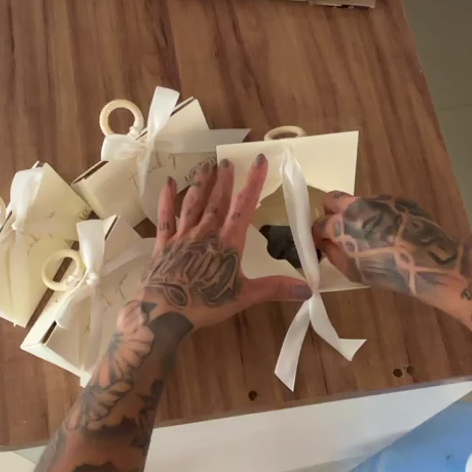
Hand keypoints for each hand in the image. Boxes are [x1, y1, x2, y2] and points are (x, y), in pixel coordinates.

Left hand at [140, 156, 311, 330]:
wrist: (164, 311)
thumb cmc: (206, 303)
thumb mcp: (244, 296)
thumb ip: (275, 288)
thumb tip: (308, 289)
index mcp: (228, 242)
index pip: (244, 206)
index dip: (253, 182)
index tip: (259, 160)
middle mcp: (205, 233)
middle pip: (217, 201)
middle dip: (225, 180)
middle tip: (228, 159)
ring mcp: (182, 236)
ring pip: (193, 203)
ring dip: (200, 183)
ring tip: (205, 165)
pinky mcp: (163, 245)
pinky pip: (166, 218)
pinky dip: (166, 200)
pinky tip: (167, 183)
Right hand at [313, 191, 471, 308]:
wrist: (427, 262)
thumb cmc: (386, 272)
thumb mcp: (352, 271)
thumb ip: (333, 254)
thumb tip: (326, 244)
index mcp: (341, 225)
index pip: (318, 223)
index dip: (319, 234)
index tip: (323, 241)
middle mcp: (356, 206)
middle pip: (332, 199)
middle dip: (331, 212)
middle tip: (340, 229)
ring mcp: (378, 200)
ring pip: (358, 202)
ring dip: (357, 215)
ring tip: (372, 234)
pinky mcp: (398, 200)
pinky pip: (381, 206)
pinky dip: (379, 216)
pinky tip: (391, 232)